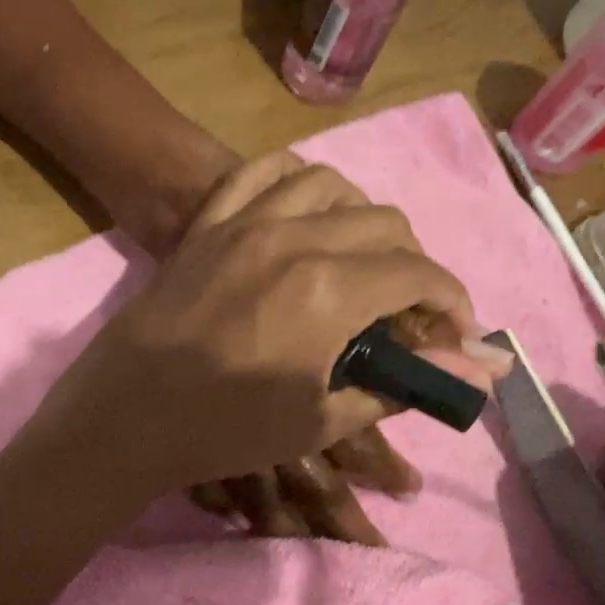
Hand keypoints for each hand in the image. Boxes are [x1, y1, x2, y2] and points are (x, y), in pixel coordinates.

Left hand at [32, 152, 494, 494]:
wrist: (125, 420)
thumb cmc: (223, 432)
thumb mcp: (321, 420)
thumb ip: (400, 385)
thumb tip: (479, 372)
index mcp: (331, 290)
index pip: (420, 273)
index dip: (451, 302)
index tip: (453, 334)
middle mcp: (295, 238)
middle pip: (385, 223)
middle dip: (413, 265)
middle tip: (403, 314)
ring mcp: (244, 222)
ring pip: (330, 185)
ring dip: (361, 217)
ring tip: (358, 259)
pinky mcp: (207, 224)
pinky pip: (262, 172)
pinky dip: (296, 181)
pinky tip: (303, 208)